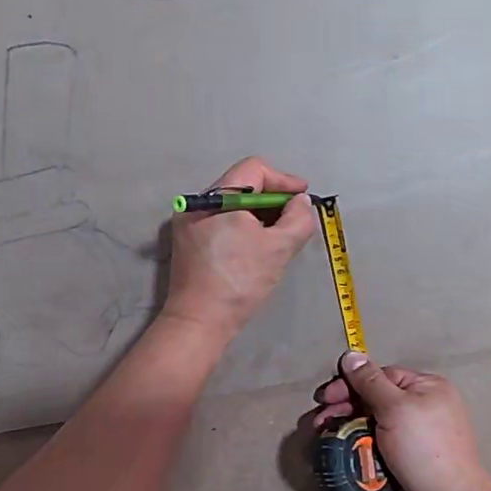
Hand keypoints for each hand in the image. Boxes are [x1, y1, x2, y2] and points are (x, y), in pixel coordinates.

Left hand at [163, 157, 318, 339]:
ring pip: (231, 206)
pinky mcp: (187, 243)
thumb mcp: (279, 247)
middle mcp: (196, 204)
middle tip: (295, 218)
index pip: (254, 169)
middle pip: (241, 185)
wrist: (199, 321)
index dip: (283, 180)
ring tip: (279, 235)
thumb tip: (300, 202)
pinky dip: (242, 227)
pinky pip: (220, 223)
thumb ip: (298, 218)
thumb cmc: (239, 281)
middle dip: (272, 199)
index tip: (303, 197)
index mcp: (214, 197)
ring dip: (259, 215)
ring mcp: (188, 224)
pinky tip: (257, 248)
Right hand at [313, 352, 490, 490]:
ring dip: (350, 423)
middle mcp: (425, 402)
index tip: (325, 399)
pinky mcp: (414, 450)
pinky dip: (364, 438)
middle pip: (375, 396)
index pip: (378, 375)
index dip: (349, 385)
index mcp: (426, 386)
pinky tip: (350, 444)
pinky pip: (383, 436)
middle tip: (321, 419)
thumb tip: (351, 354)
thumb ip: (369, 381)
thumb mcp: (394, 409)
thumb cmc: (424, 449)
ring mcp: (420, 428)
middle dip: (345, 406)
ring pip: (376, 418)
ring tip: (329, 433)